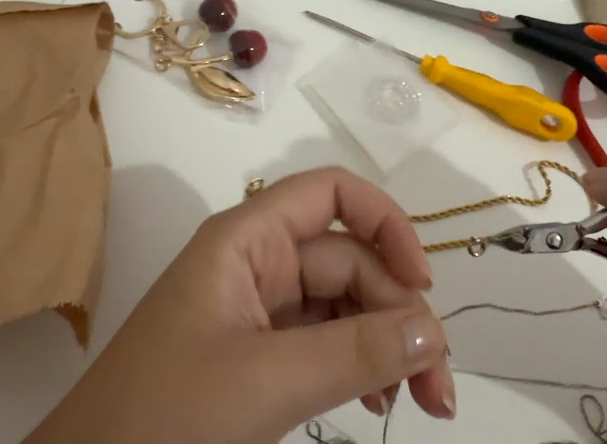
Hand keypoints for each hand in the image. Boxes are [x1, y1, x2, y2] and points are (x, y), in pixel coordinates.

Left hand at [26, 167, 454, 443]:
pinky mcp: (257, 354)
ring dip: (386, 344)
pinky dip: (359, 366)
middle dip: (397, 311)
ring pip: (342, 304)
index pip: (330, 194)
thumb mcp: (268, 381)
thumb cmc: (169, 413)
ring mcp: (257, 310)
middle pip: (347, 260)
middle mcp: (256, 262)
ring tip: (422, 401)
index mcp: (247, 239)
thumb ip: (356, 351)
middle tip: (437, 382)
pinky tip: (380, 400)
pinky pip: (324, 342)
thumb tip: (433, 329)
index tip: (422, 284)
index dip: (384, 222)